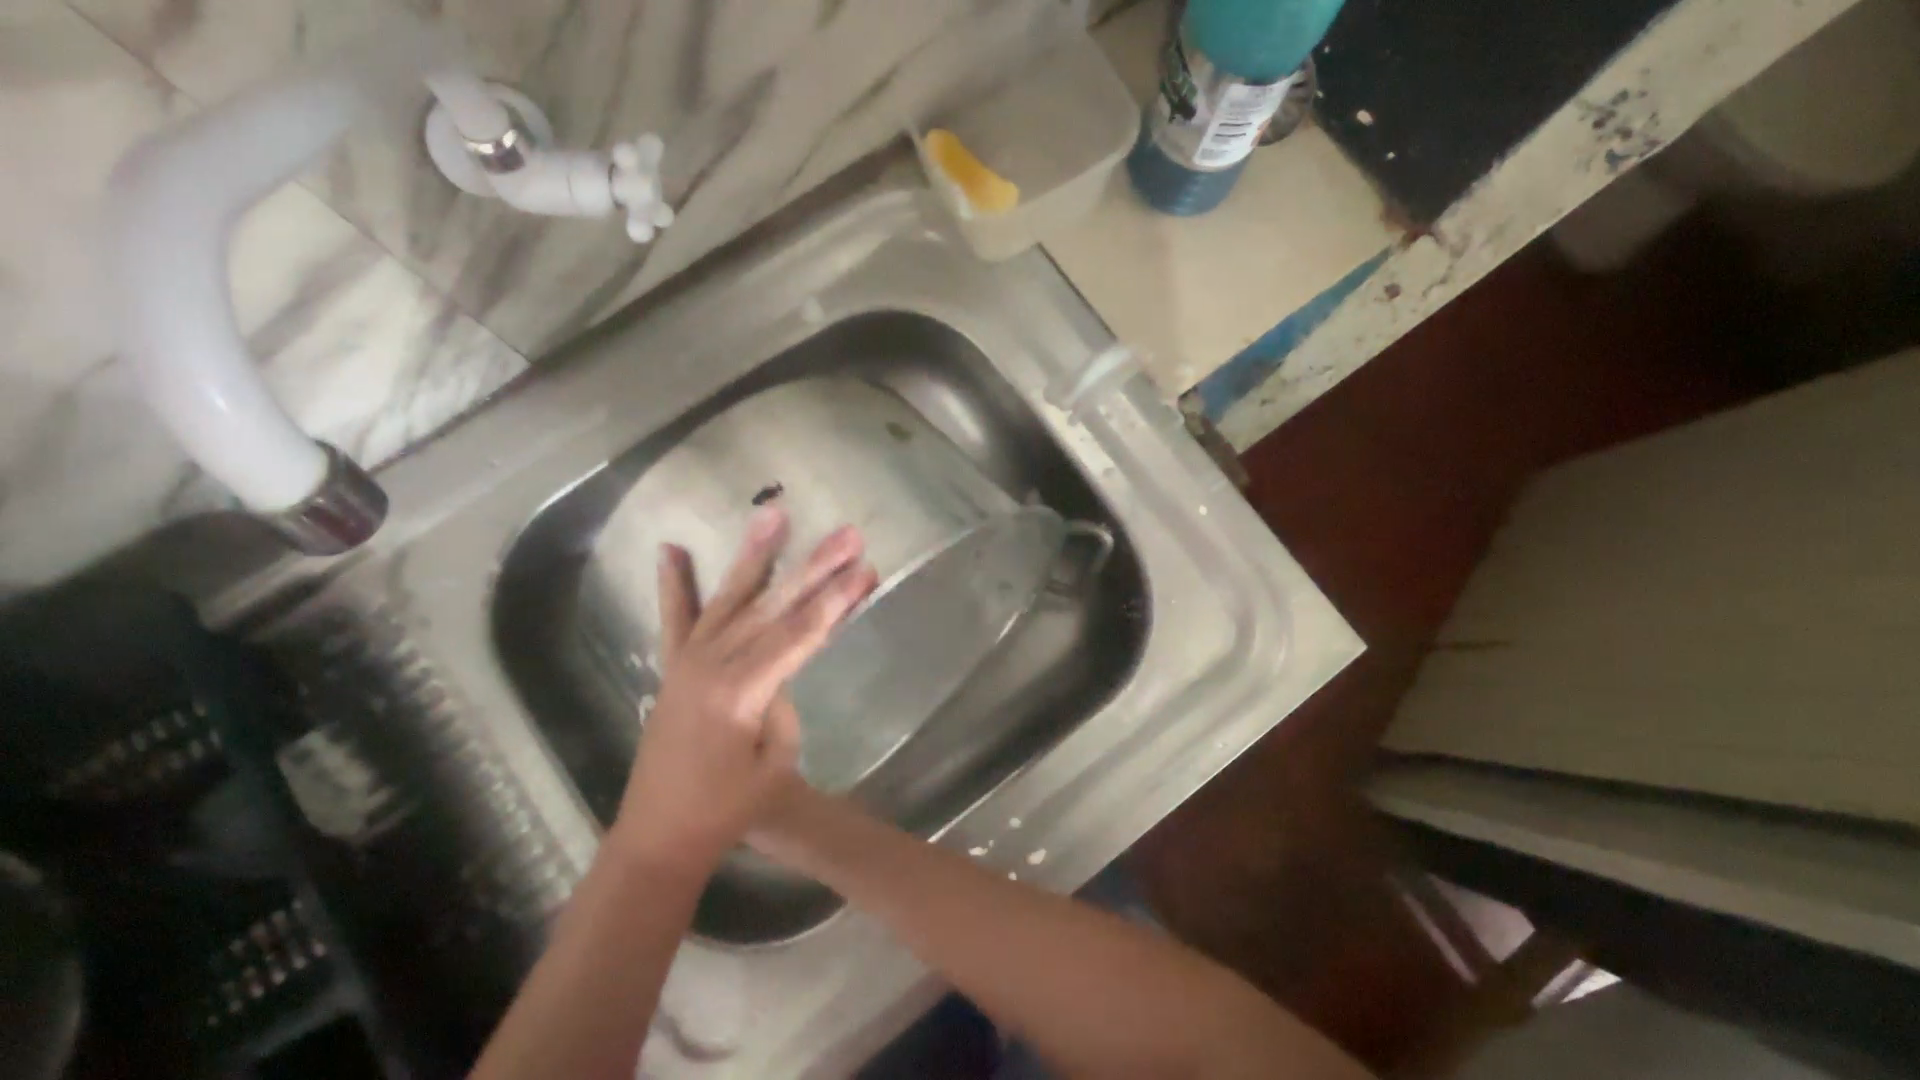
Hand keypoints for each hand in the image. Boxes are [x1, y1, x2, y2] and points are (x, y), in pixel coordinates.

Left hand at [612, 506, 877, 872]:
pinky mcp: (674, 669)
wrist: (661, 835)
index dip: (837, 600)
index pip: (800, 634)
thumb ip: (781, 706)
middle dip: (815, 568)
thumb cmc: (726, 810)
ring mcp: (688, 662)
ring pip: (731, 599)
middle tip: (849, 534)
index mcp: (741, 691)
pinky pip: (676, 619)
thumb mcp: (775, 762)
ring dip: (756, 556)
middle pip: (773, 606)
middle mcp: (711, 664)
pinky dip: (675, 584)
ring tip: (776, 514)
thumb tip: (778, 670)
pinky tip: (672, 550)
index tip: (868, 569)